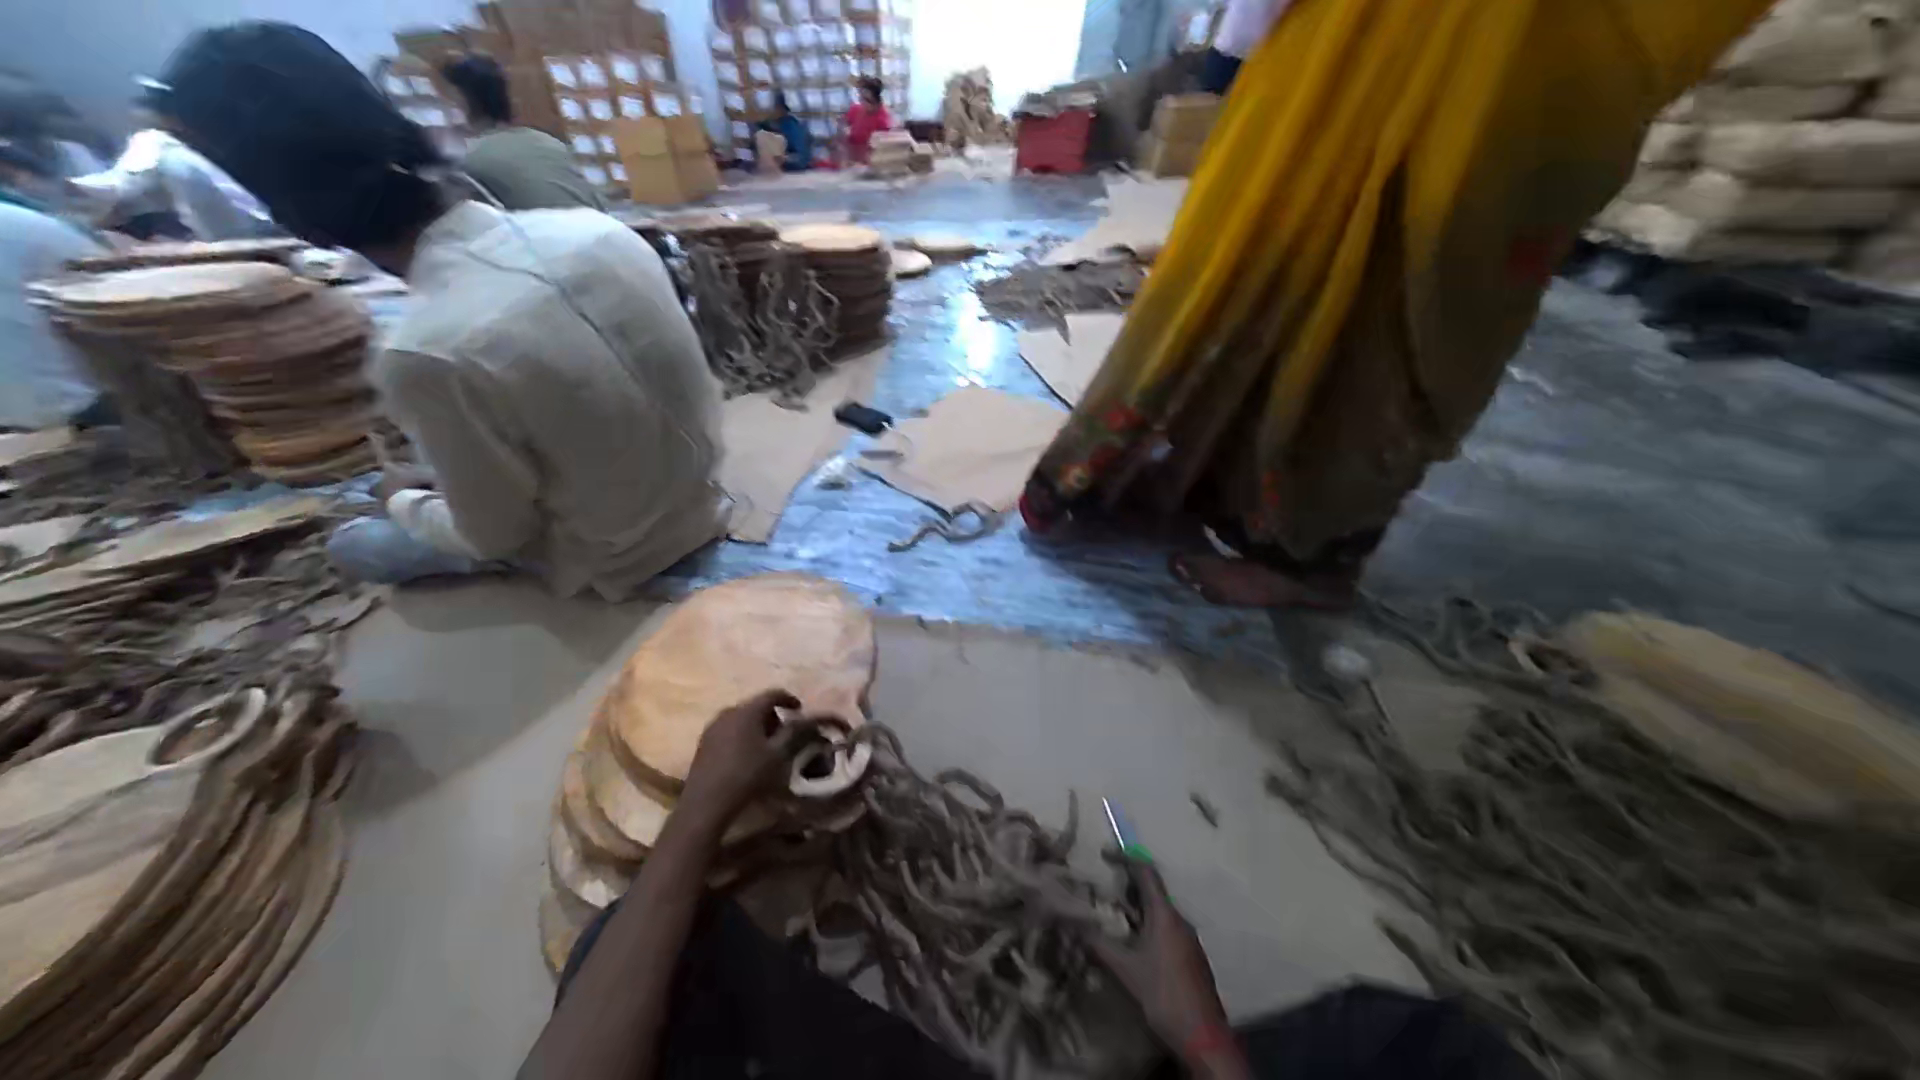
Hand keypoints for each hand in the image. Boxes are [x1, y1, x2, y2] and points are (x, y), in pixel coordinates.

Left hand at [679, 690, 814, 829]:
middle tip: (785, 733)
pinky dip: (742, 735)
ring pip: (741, 718)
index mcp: (747, 711)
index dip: (789, 699)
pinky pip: (729, 730)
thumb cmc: (747, 775)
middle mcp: (728, 712)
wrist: (706, 804)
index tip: (800, 711)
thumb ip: (795, 732)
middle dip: (773, 716)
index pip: (772, 694)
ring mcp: (712, 727)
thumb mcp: (778, 754)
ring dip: (757, 726)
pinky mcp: (703, 743)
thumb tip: (808, 718)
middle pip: (756, 706)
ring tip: (767, 746)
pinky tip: (746, 756)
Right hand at [1087, 859, 1242, 1074]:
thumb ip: (1098, 944)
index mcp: (1166, 915)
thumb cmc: (1164, 996)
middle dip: (1127, 883)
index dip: (1125, 857)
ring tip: (1111, 913)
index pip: (1147, 872)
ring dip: (1136, 906)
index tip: (1103, 853)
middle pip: (1153, 890)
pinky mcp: (1191, 957)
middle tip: (1101, 886)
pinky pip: (1166, 928)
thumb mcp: (1125, 970)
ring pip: (1159, 911)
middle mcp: (1180, 920)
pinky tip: (1132, 942)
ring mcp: (1188, 940)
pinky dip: (1146, 924)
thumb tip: (1072, 921)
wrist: (1205, 1040)